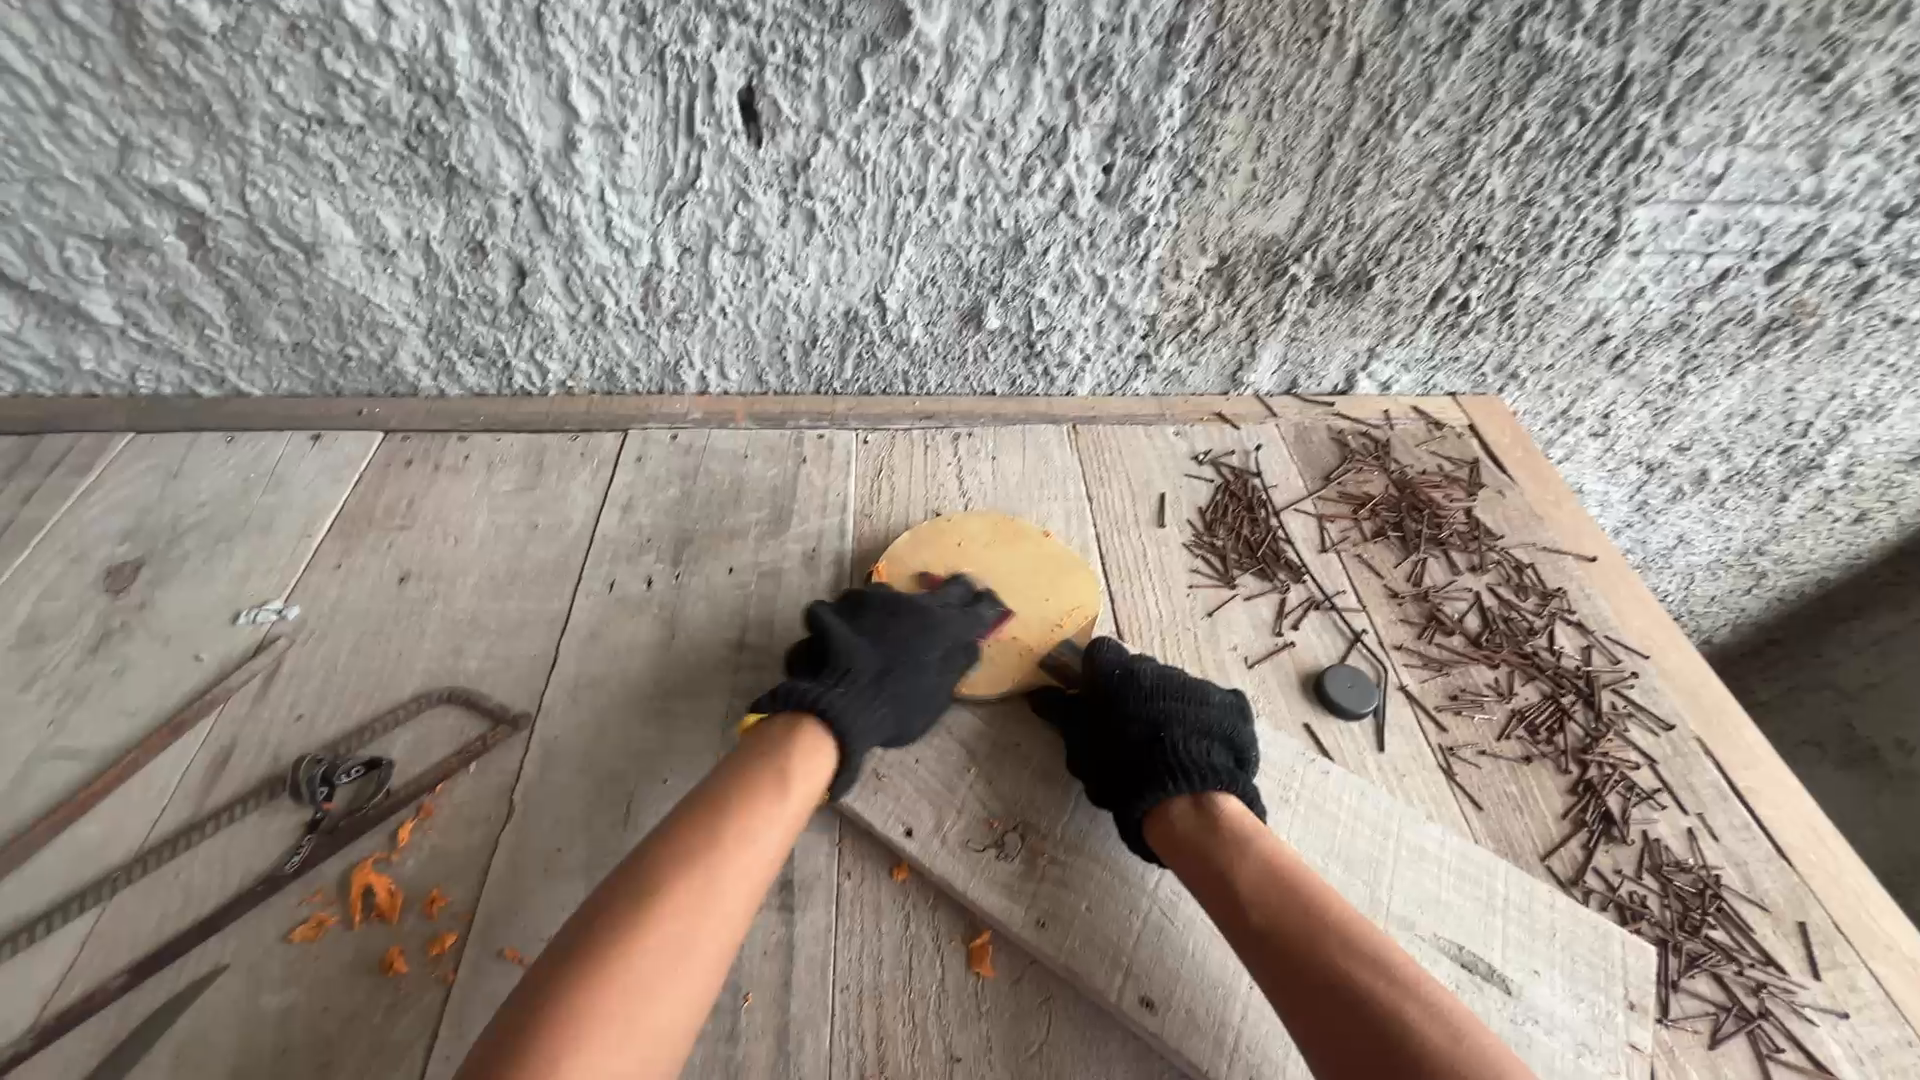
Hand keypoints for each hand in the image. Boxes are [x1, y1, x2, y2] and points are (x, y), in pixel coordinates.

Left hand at [751, 575, 1007, 798]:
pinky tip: (847, 632)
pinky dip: (856, 617)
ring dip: (895, 607)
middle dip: (957, 589)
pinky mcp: (844, 603)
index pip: (978, 608)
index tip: (989, 602)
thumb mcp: (936, 697)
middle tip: (959, 593)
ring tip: (886, 624)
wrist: (836, 704)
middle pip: (946, 587)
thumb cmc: (895, 710)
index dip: (986, 604)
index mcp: (944, 628)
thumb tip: (970, 644)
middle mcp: (915, 603)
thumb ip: (955, 665)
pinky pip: (857, 606)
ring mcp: (877, 598)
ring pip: (895, 595)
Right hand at [1028, 637, 1265, 862]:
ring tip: (1167, 747)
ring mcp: (1196, 684)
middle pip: (1138, 671)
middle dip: (1133, 693)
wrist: (1188, 801)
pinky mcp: (1229, 704)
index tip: (1096, 699)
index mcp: (1116, 672)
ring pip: (1173, 688)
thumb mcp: (1080, 746)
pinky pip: (1208, 706)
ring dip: (1166, 706)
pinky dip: (1201, 721)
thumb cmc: (1122, 770)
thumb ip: (1061, 714)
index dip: (1096, 675)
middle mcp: (1155, 667)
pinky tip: (1199, 750)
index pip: (1100, 654)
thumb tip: (1037, 693)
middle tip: (1129, 729)